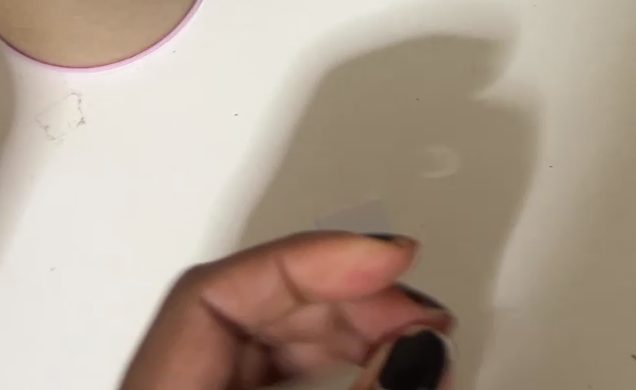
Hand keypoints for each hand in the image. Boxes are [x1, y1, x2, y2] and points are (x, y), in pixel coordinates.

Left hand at [120, 232, 454, 389]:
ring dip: (355, 330)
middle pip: (256, 311)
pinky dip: (337, 364)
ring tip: (416, 338)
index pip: (214, 292)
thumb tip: (422, 347)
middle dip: (351, 299)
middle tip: (419, 313)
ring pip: (275, 343)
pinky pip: (281, 378)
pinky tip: (380, 367)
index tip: (388, 257)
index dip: (311, 260)